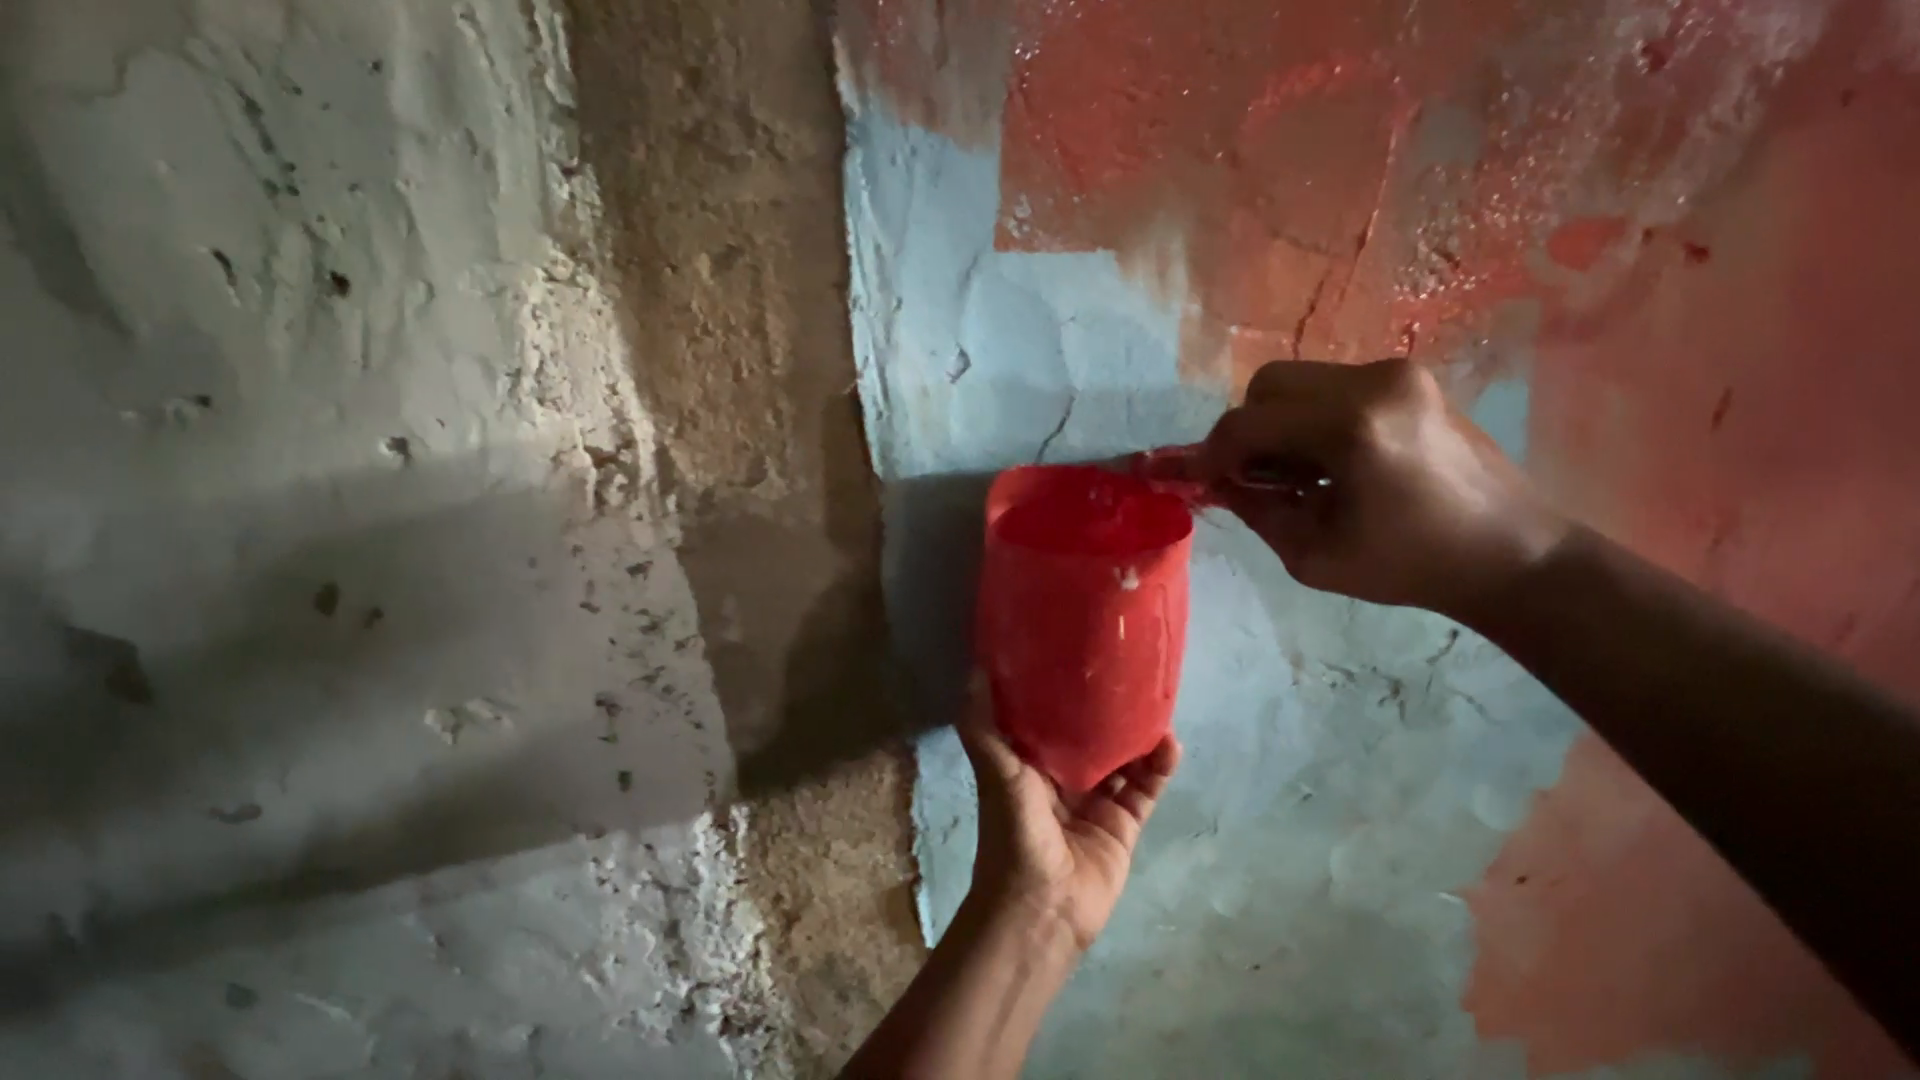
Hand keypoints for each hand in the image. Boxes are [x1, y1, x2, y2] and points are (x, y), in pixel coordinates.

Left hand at [957, 674, 1180, 952]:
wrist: (1043, 907)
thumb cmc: (1014, 832)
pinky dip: (1159, 766)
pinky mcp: (1124, 824)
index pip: (1047, 719)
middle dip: (1106, 708)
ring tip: (1157, 698)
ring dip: (1139, 733)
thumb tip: (975, 668)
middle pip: (1090, 736)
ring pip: (1123, 759)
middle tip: (1128, 670)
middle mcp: (1062, 780)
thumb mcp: (996, 771)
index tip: (1077, 655)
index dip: (1061, 691)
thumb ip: (983, 725)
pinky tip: (1171, 741)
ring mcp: (1096, 802)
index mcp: (1028, 765)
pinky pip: (1146, 788)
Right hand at [1198, 358, 1569, 615]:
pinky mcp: (1410, 377)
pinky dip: (1311, 418)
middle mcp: (1374, 382)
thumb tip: (1215, 482)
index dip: (1211, 454)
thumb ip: (1255, 511)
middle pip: (1269, 385)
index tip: (1199, 481)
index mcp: (1352, 428)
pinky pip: (1331, 387)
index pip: (1249, 424)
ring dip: (1279, 424)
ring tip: (1297, 475)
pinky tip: (1328, 462)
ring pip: (1298, 382)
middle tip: (1252, 478)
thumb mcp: (1313, 556)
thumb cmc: (1410, 566)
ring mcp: (1397, 372)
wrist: (1510, 552)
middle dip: (1246, 432)